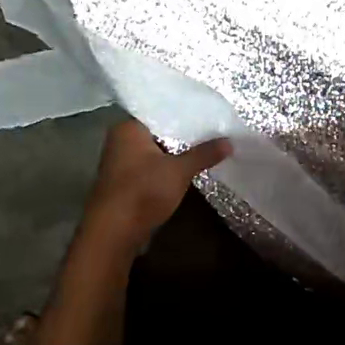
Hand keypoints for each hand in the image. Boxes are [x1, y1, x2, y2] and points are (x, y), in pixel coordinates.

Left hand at [83, 120, 231, 248]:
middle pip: (159, 133)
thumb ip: (204, 153)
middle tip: (214, 133)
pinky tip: (186, 172)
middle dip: (184, 136)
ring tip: (206, 151)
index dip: (186, 115)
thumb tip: (229, 141)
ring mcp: (120, 163)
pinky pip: (151, 169)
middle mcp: (120, 141)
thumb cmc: (143, 191)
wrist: (115, 232)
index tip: (210, 116)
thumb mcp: (179, 170)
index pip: (160, 112)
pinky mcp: (124, 183)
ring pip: (155, 153)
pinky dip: (166, 170)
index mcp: (128, 128)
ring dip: (176, 155)